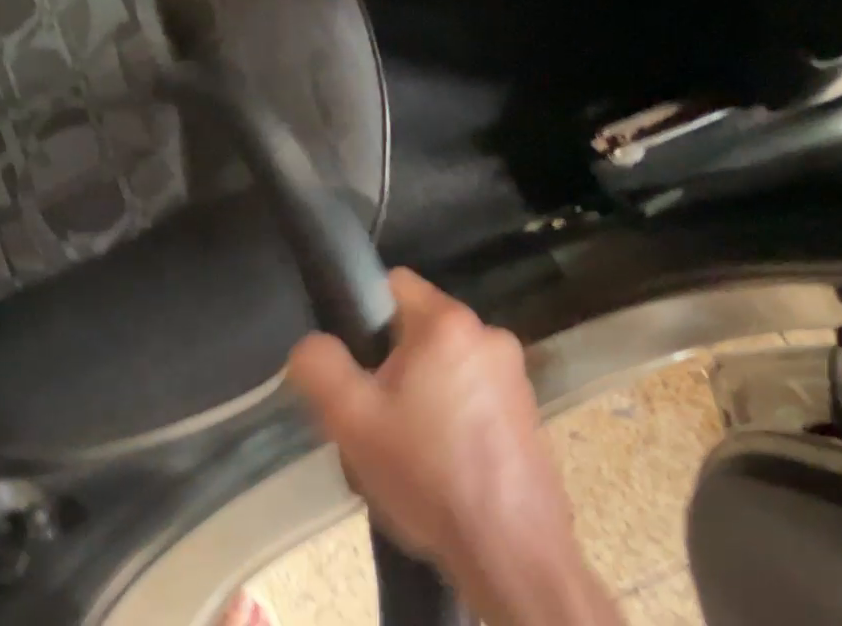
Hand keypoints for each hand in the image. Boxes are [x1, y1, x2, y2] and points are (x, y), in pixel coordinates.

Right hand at [287, 269, 571, 574]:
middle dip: (383, 365)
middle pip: (411, 332)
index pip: (389, 283)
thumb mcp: (348, 417)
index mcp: (449, 325)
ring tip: (398, 448)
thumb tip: (313, 346)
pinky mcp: (528, 417)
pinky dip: (444, 420)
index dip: (356, 315)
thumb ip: (316, 363)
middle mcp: (490, 338)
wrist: (513, 558)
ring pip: (437, 368)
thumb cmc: (428, 475)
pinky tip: (433, 467)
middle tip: (367, 414)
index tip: (348, 361)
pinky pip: (466, 397)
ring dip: (413, 395)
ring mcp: (515, 379)